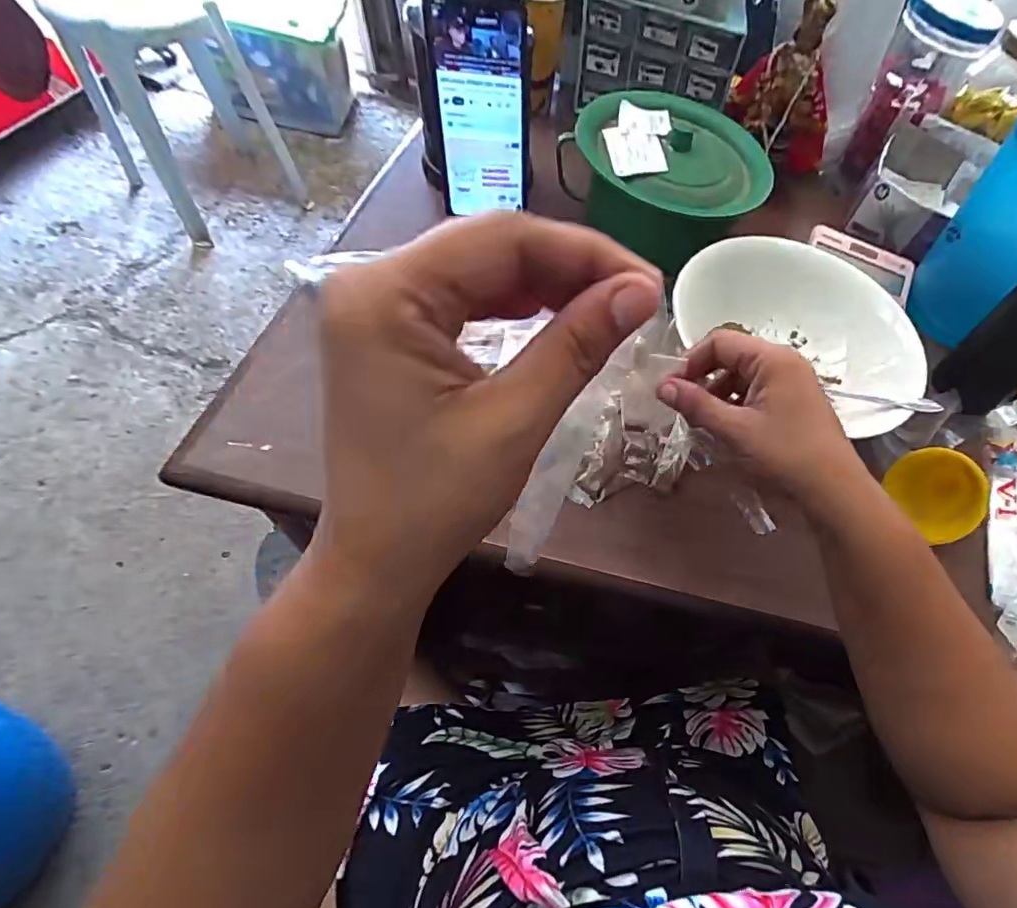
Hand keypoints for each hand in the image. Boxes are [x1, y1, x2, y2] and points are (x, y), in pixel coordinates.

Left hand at [315, 213, 660, 590]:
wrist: (377, 560)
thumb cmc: (437, 503)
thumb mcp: (514, 420)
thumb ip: (576, 345)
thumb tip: (640, 291)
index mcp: (386, 294)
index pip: (501, 237)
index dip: (585, 252)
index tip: (647, 281)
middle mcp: (368, 283)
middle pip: (486, 247)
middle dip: (567, 268)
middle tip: (633, 298)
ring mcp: (372, 309)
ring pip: (475, 272)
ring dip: (543, 286)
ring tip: (604, 308)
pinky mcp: (384, 335)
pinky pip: (457, 302)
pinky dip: (509, 309)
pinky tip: (551, 318)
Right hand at [656, 329, 871, 510]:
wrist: (832, 489)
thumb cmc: (784, 456)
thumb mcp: (735, 430)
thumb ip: (697, 405)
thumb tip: (662, 387)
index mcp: (772, 359)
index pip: (719, 341)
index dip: (690, 362)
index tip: (670, 390)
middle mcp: (784, 363)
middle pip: (730, 357)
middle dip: (702, 379)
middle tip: (682, 408)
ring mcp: (791, 383)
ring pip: (741, 377)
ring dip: (716, 395)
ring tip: (700, 422)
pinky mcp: (792, 403)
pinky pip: (755, 393)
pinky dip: (734, 405)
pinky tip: (724, 428)